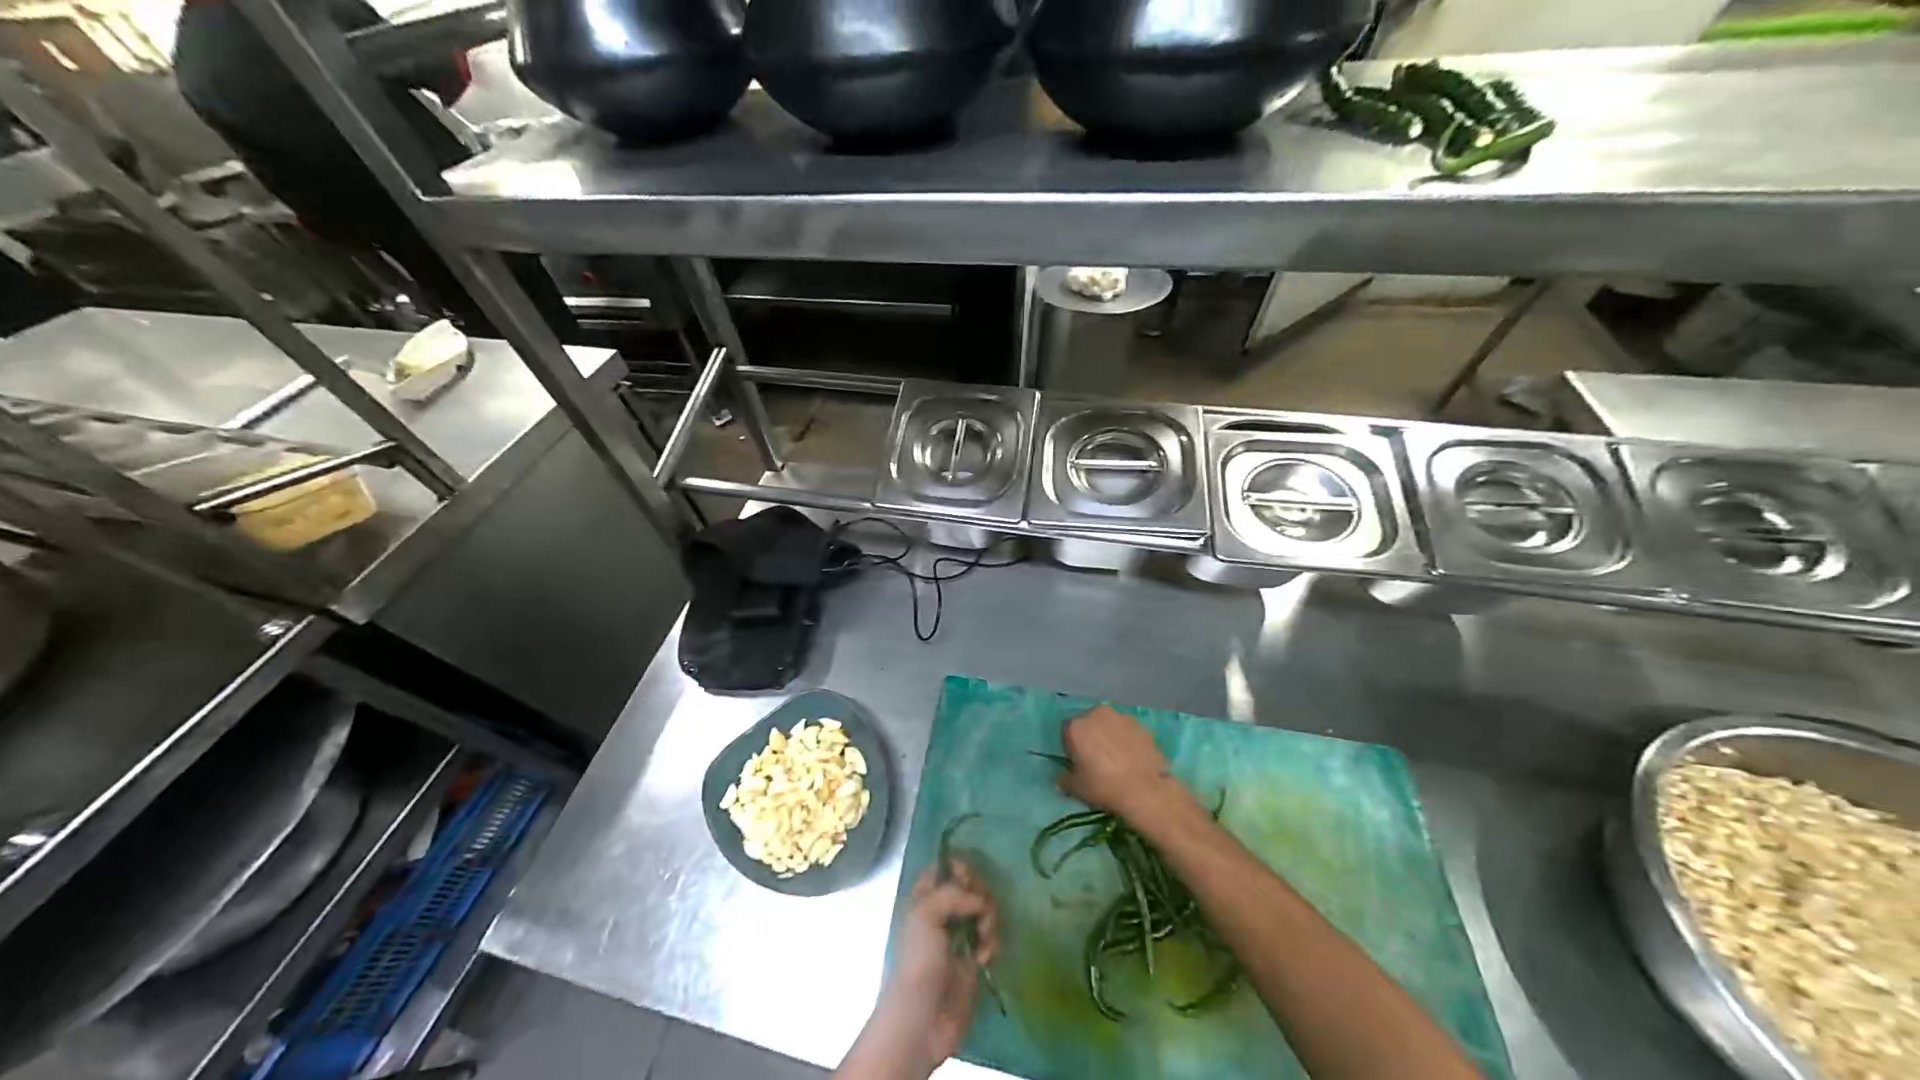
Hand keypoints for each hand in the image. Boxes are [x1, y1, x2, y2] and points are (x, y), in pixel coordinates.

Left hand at [861, 861, 999, 1074]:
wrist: (924, 1017)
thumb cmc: (919, 960)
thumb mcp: (925, 914)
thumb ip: (953, 894)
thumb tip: (980, 900)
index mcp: (924, 897)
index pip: (943, 867)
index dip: (958, 866)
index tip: (967, 878)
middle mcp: (943, 912)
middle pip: (971, 886)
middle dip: (980, 894)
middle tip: (979, 909)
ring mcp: (959, 935)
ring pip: (985, 910)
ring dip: (989, 920)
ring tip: (983, 938)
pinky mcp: (974, 958)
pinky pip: (992, 938)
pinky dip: (992, 943)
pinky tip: (984, 957)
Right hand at [1059, 705, 1193, 822]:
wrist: (1144, 789)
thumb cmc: (1103, 786)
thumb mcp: (1075, 787)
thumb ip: (1064, 778)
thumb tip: (1063, 776)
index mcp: (1076, 726)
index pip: (1067, 731)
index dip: (1071, 746)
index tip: (1078, 761)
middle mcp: (1097, 714)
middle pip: (1089, 723)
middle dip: (1091, 736)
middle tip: (1097, 759)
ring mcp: (1121, 717)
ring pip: (1110, 725)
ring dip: (1110, 736)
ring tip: (1117, 759)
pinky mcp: (1141, 725)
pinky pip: (1128, 731)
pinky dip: (1127, 740)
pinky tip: (1132, 758)